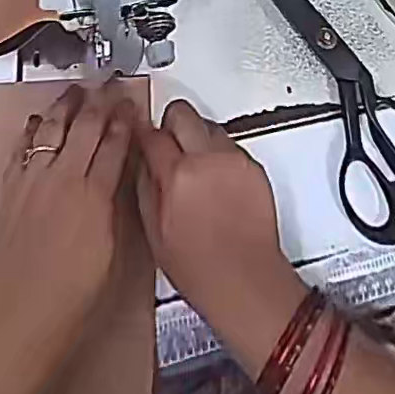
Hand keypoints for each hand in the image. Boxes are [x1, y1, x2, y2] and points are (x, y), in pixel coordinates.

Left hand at [0, 83, 136, 393]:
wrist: (11, 328)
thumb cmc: (64, 305)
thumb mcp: (109, 257)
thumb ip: (114, 211)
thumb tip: (117, 183)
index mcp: (93, 199)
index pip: (115, 145)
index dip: (126, 121)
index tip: (132, 106)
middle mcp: (62, 182)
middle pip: (86, 127)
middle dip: (101, 101)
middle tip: (110, 85)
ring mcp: (32, 184)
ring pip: (52, 129)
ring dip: (66, 106)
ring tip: (76, 91)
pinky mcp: (10, 193)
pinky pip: (23, 148)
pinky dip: (33, 129)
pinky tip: (38, 120)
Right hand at [132, 100, 307, 369]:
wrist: (247, 281)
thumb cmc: (202, 269)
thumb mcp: (155, 233)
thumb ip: (145, 187)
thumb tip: (141, 162)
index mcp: (178, 175)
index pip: (153, 134)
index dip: (144, 135)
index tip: (142, 138)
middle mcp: (208, 159)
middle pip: (182, 112)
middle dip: (171, 124)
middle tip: (168, 143)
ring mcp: (234, 160)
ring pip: (208, 125)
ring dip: (197, 139)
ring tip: (194, 169)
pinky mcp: (253, 166)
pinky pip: (230, 145)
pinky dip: (219, 156)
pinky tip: (215, 182)